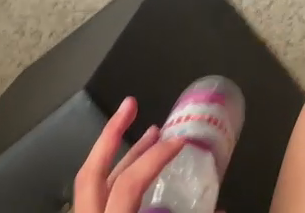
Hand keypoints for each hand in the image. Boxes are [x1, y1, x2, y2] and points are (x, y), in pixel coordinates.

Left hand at [73, 97, 184, 212]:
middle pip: (91, 173)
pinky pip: (99, 196)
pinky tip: (135, 170)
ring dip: (122, 154)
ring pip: (96, 183)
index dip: (153, 160)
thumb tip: (213, 205)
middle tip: (131, 102)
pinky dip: (117, 177)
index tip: (179, 141)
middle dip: (111, 134)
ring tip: (151, 133)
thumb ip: (174, 212)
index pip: (127, 185)